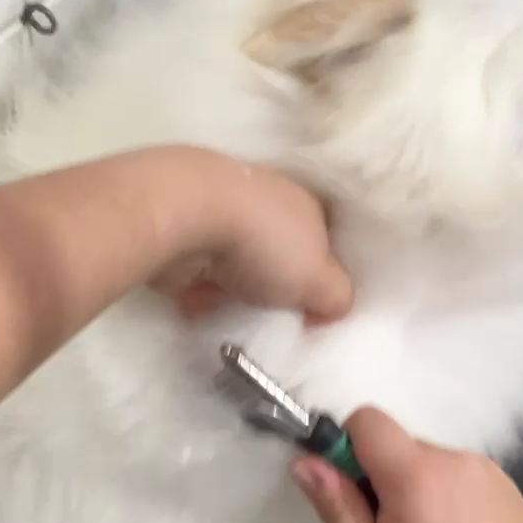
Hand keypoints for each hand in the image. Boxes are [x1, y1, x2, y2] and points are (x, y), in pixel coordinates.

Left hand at [143, 149, 352, 321]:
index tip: (316, 308)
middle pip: (280, 254)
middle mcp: (266, 203)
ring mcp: (222, 216)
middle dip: (276, 287)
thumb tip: (332, 309)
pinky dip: (201, 295)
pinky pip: (200, 275)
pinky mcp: (186, 235)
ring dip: (235, 293)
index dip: (324, 273)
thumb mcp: (319, 279)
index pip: (326, 238)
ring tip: (236, 321)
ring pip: (238, 266)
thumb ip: (336, 297)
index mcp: (306, 202)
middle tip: (277, 320)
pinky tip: (202, 312)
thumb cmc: (265, 243)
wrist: (186, 219)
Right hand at [290, 407, 522, 522]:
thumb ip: (336, 507)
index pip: (366, 419)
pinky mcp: (506, 486)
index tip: (347, 491)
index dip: (344, 445)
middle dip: (378, 477)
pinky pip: (454, 475)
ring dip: (411, 488)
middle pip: (395, 444)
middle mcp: (454, 458)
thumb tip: (304, 461)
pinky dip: (440, 497)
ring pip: (425, 461)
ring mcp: (486, 470)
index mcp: (417, 474)